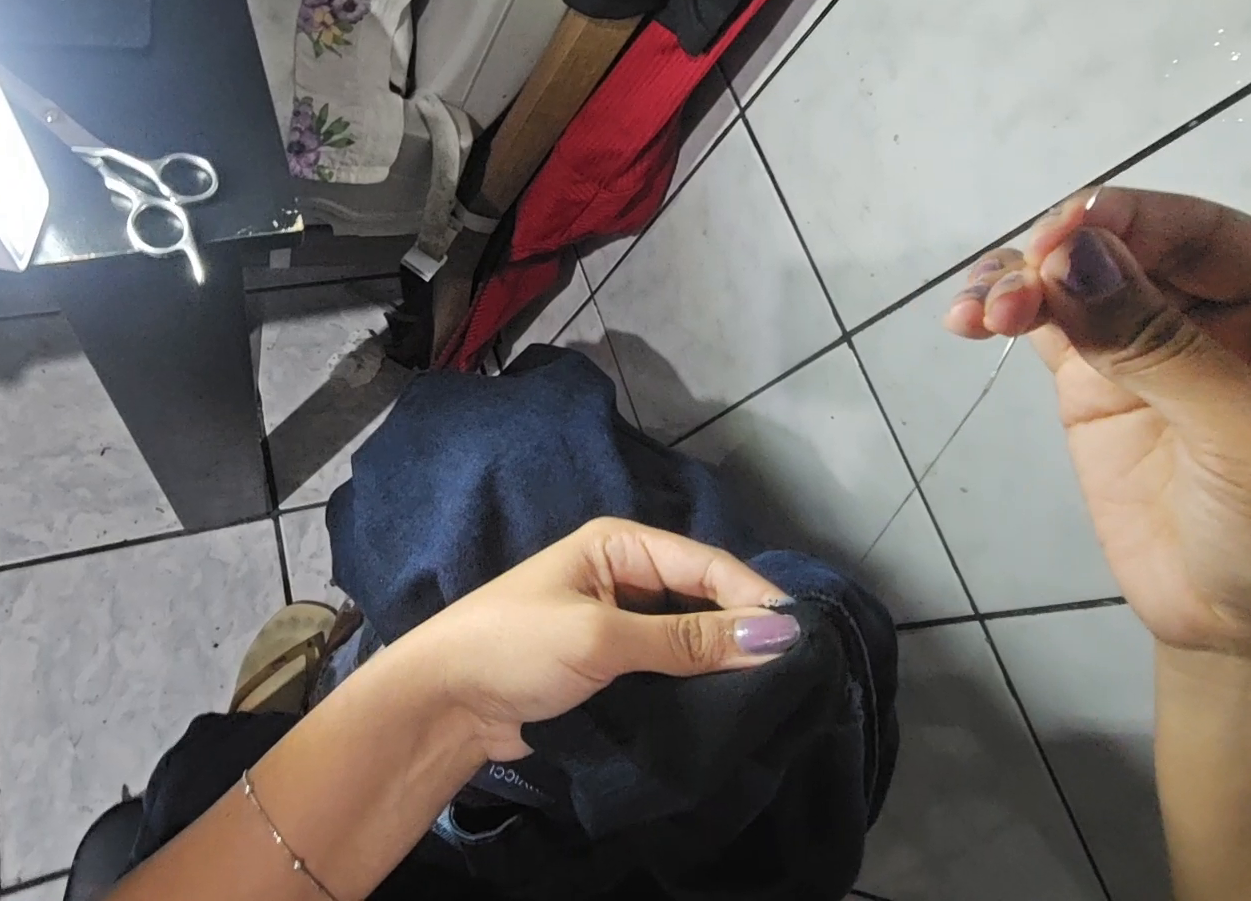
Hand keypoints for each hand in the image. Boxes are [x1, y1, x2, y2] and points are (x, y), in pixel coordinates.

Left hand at [384, 518, 800, 761]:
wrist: (446, 700)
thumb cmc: (517, 645)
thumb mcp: (601, 637)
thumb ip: (685, 640)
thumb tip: (775, 633)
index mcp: (619, 545)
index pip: (704, 563)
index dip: (753, 595)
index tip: (804, 639)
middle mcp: (624, 575)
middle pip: (701, 597)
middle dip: (742, 629)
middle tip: (798, 673)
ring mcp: (618, 620)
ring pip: (689, 635)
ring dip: (722, 661)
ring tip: (776, 693)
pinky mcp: (612, 663)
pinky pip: (668, 666)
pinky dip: (697, 683)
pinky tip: (729, 706)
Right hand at [943, 187, 1250, 660]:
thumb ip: (1162, 346)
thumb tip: (1068, 256)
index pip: (1196, 232)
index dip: (1118, 223)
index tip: (1048, 245)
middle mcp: (1225, 313)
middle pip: (1117, 251)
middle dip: (1052, 262)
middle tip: (1004, 302)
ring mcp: (1150, 352)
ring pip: (1068, 284)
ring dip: (1013, 286)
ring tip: (976, 316)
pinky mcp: (1095, 391)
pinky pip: (1044, 331)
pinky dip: (1002, 316)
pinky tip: (969, 322)